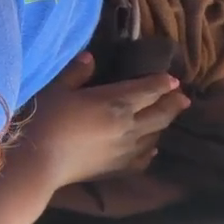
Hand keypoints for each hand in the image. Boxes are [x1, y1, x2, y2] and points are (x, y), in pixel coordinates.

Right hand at [15, 54, 188, 189]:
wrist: (41, 158)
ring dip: (163, 123)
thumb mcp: (55, 89)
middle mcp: (130, 125)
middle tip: (182, 97)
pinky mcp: (123, 167)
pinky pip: (146, 156)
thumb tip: (91, 57)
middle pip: (160, 113)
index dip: (160, 83)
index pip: (146, 91)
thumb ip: (75, 73)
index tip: (172, 79)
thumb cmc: (44, 118)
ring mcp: (130, 149)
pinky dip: (151, 147)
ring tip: (165, 117)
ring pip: (156, 134)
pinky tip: (150, 146)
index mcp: (113, 103)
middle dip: (172, 103)